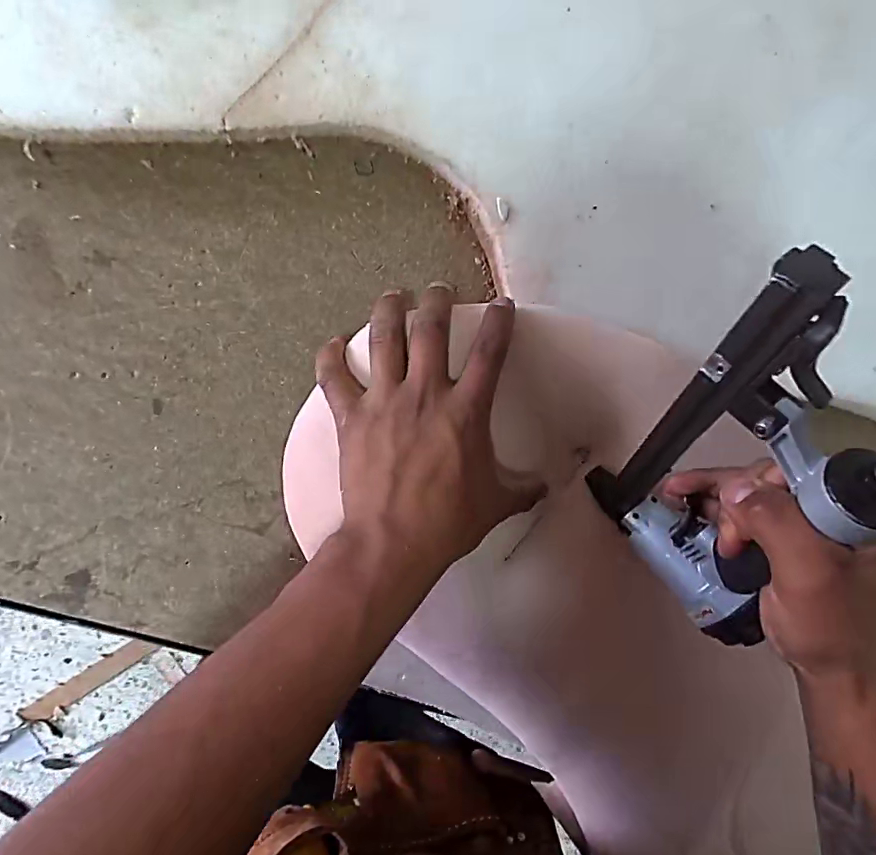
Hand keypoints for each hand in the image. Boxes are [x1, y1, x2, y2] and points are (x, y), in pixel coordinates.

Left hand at [315, 285, 544, 579]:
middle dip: (437, 301)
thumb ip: (523, 489)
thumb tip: (545, 487)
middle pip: (431, 329)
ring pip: (383, 338)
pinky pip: (333, 377)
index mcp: (466, 411)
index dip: (500, 322)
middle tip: (439, 291)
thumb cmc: (448, 523)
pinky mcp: (350, 418)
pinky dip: (330, 357)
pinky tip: (331, 346)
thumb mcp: (497, 504)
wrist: (393, 542)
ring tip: (393, 297)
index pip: (490, 352)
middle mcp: (425, 395)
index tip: (502, 305)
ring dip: (389, 310)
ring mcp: (384, 402)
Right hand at [660, 461, 875, 687]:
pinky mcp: (801, 545)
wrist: (840, 676)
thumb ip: (776, 523)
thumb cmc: (837, 633)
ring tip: (684, 502)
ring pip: (763, 497)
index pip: (803, 470)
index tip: (728, 504)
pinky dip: (730, 518)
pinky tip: (704, 518)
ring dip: (724, 503)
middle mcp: (845, 511)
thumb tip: (736, 488)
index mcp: (866, 509)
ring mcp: (821, 528)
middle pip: (777, 481)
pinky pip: (761, 519)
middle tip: (722, 536)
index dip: (760, 484)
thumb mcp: (808, 573)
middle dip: (737, 501)